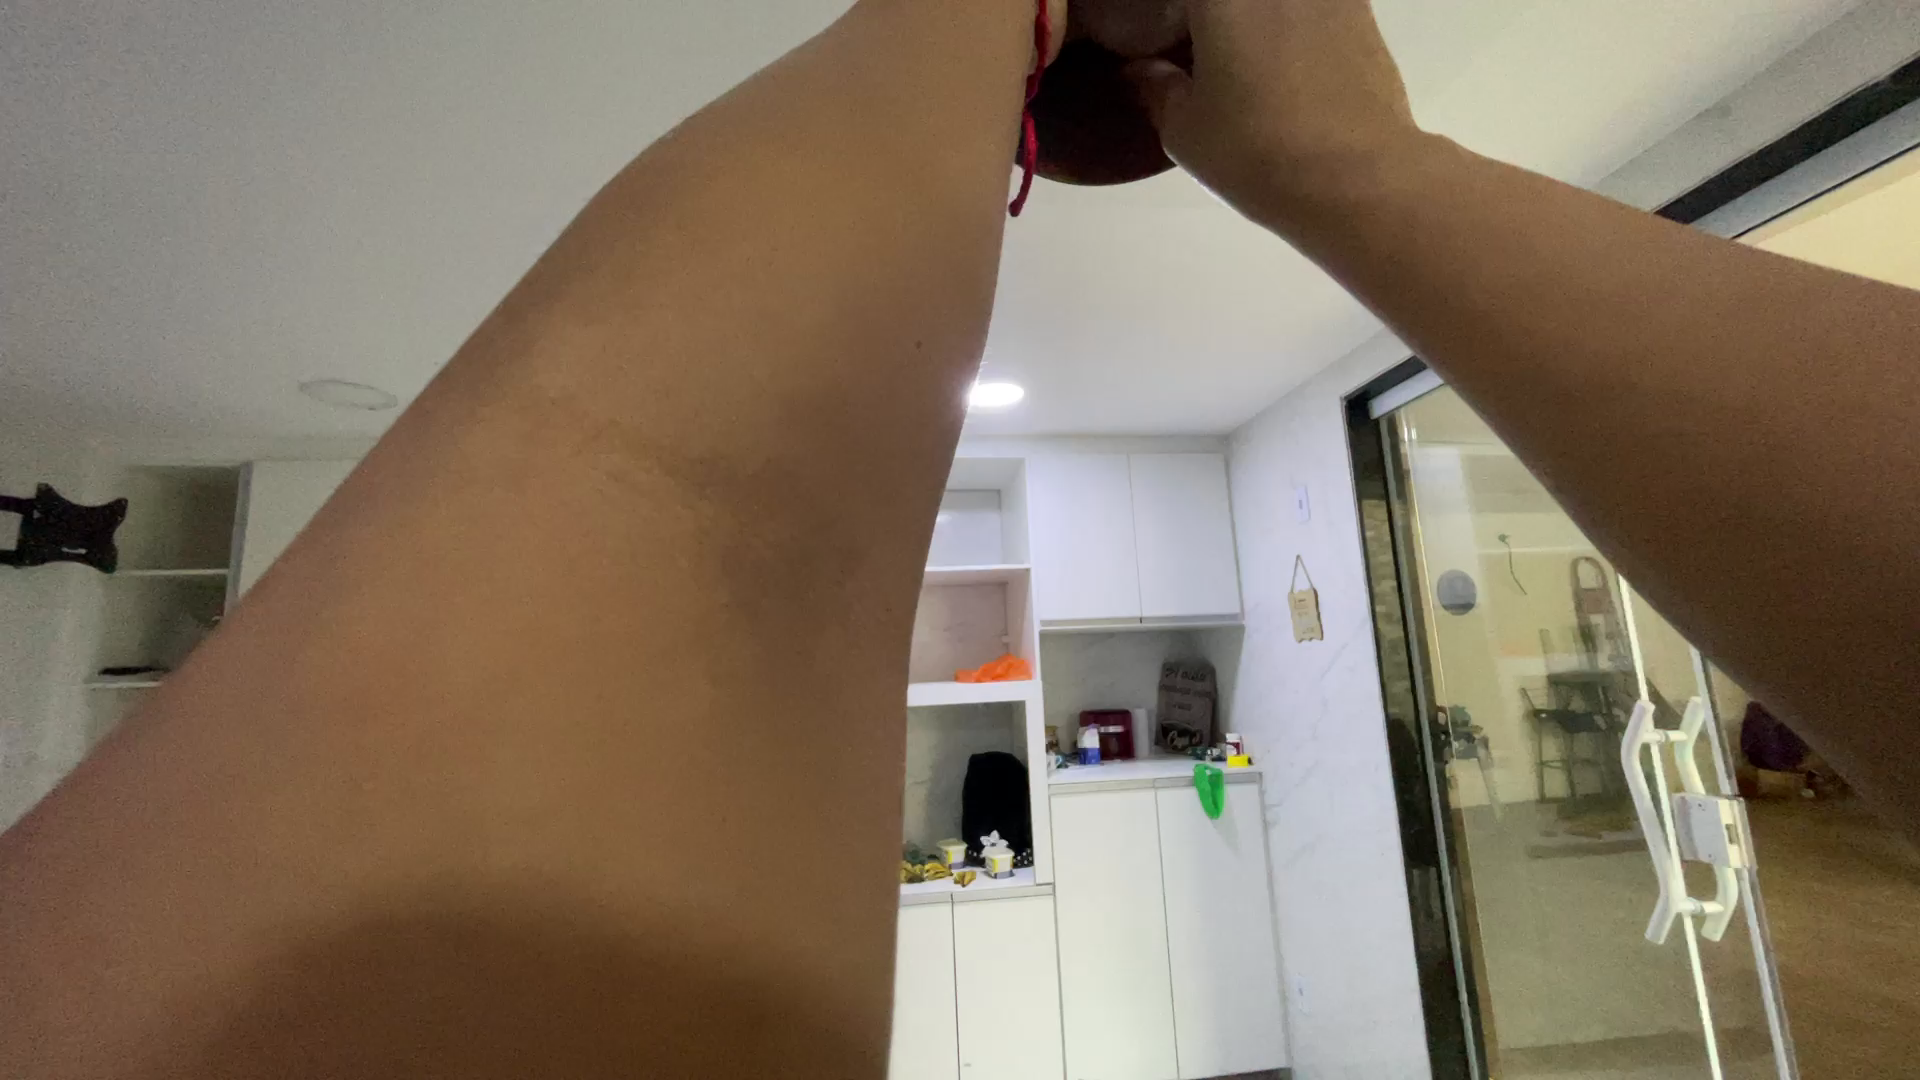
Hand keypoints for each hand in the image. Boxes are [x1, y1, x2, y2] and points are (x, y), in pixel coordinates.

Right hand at [1129, 0, 1424, 229]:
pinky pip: (1304, 8)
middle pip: (1222, 1)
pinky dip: (1285, 27)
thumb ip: (1156, 89)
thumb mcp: (1183, 130)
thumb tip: (1143, 70)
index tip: (1156, 58)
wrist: (1350, 173)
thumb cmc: (1252, 150)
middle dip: (1201, 22)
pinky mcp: (1358, 5)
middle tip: (1190, 56)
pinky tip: (1279, 68)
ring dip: (1247, 25)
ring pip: (1268, 7)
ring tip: (1235, 66)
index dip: (1164, 27)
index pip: (1175, 3)